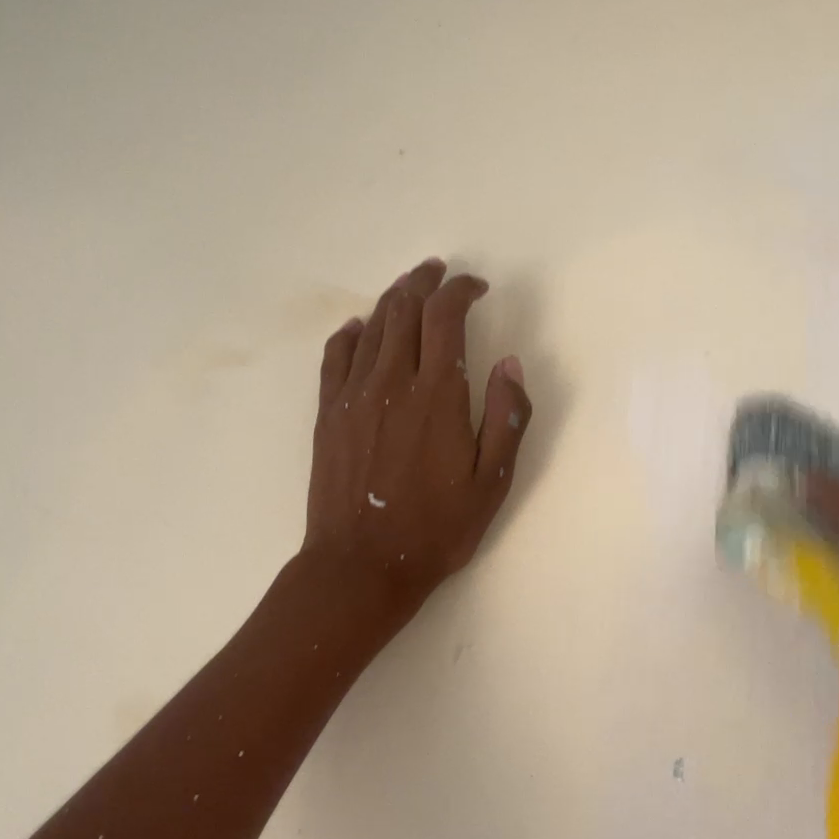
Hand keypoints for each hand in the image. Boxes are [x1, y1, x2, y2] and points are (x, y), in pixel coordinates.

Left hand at [301, 259, 531, 623]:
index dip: (461, 291)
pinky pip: (335, 356)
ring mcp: (354, 395)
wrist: (361, 566)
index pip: (445, 317)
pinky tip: (359, 328)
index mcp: (438, 394)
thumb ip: (506, 419)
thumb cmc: (436, 528)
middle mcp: (392, 382)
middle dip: (424, 282)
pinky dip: (350, 333)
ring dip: (392, 299)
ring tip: (409, 289)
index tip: (476, 288)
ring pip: (371, 327)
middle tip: (440, 273)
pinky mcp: (329, 413)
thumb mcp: (492, 483)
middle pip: (404, 310)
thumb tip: (509, 365)